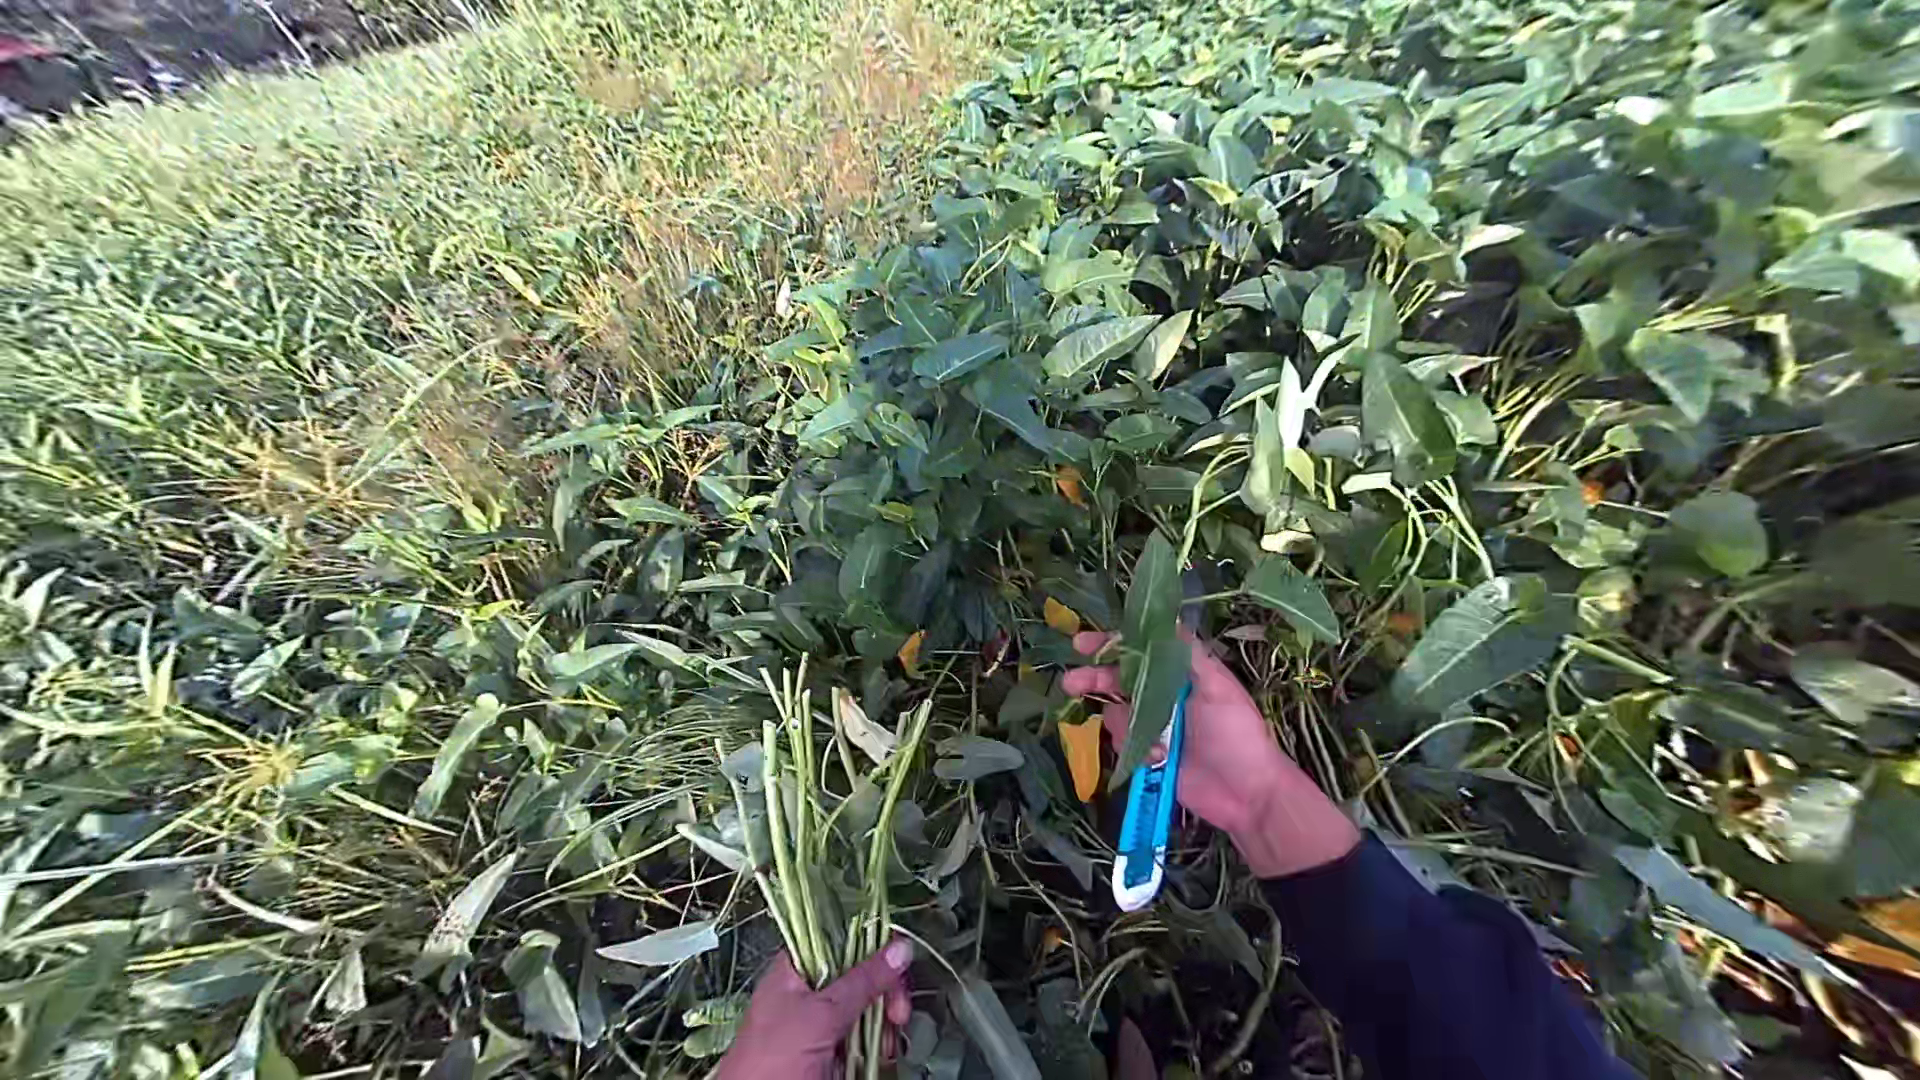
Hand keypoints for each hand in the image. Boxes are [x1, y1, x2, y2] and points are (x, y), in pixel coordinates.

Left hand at [713, 939, 913, 1079]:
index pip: (842, 936)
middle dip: (884, 989)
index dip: (872, 944)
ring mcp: (821, 1025)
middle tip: (898, 1013)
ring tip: (888, 1043)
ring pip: (866, 1005)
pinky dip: (878, 1043)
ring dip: (884, 1020)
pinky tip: (884, 1054)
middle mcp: (810, 990)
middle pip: (860, 971)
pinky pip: (864, 1036)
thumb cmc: (774, 1063)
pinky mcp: (832, 1054)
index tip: (897, 961)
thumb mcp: (821, 1015)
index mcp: (797, 968)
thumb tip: (902, 946)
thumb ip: (863, 979)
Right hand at [1062, 630, 1358, 877]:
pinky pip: (1121, 741)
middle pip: (1115, 679)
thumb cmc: (1238, 734)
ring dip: (1124, 722)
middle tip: (1072, 683)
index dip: (1109, 644)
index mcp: (1178, 673)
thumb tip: (1165, 619)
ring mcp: (1151, 724)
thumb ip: (1188, 654)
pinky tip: (1159, 757)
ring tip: (1155, 741)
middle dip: (1092, 679)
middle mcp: (1160, 694)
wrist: (1248, 795)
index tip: (1082, 643)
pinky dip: (1133, 747)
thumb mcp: (1218, 688)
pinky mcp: (1145, 753)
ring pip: (1115, 711)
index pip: (1138, 650)